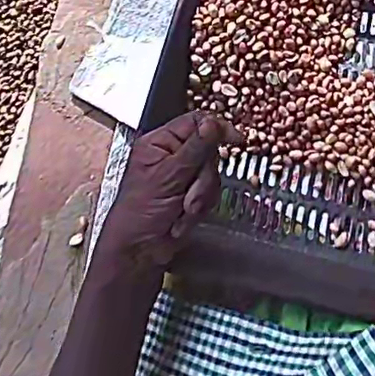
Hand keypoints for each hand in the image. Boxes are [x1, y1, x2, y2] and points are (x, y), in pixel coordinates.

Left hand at [93, 110, 224, 276]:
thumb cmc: (140, 213)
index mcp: (160, 142)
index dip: (216, 128)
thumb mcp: (169, 176)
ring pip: (211, 174)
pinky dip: (200, 208)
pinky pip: (210, 193)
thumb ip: (195, 149)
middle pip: (208, 150)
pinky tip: (183, 218)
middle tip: (189, 194)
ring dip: (200, 196)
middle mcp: (172, 155)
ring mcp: (182, 175)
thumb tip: (213, 123)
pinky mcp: (191, 194)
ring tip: (182, 210)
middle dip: (202, 177)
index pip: (194, 122)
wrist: (139, 253)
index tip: (235, 138)